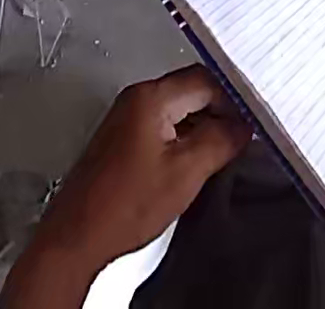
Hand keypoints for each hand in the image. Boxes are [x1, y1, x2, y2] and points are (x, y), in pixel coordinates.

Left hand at [33, 66, 251, 274]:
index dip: (233, 98)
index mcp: (152, 96)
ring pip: (179, 106)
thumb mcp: (186, 172)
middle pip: (191, 88)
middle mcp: (137, 96)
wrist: (74, 244)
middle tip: (241, 133)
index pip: (206, 79)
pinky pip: (164, 121)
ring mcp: (127, 115)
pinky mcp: (122, 136)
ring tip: (222, 148)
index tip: (250, 119)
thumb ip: (221, 140)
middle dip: (219, 110)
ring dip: (202, 123)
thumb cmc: (127, 206)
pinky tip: (195, 157)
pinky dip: (184, 134)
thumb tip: (244, 125)